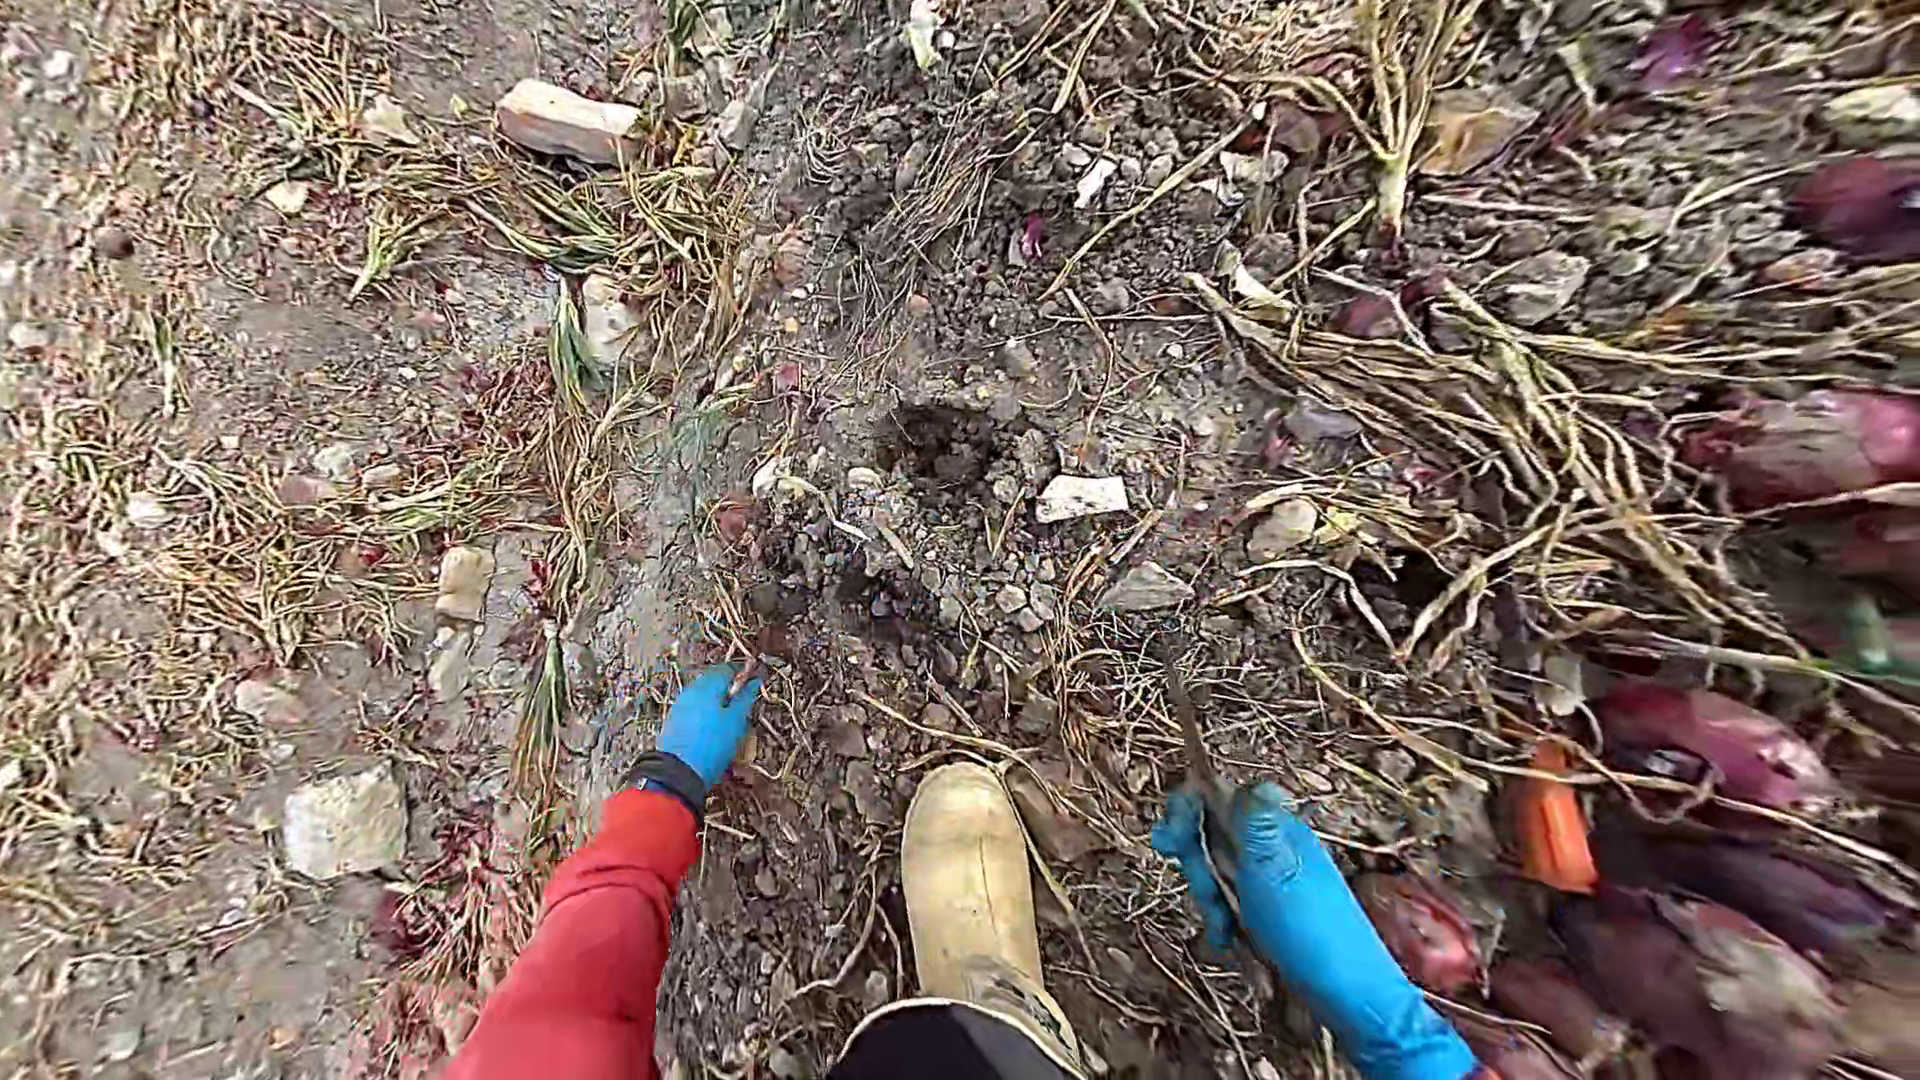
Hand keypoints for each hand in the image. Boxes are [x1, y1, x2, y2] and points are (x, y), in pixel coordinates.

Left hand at [656, 665, 760, 787]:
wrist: (678, 773)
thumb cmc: (711, 745)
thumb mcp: (736, 719)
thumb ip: (746, 696)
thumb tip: (754, 682)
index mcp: (707, 685)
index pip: (729, 668)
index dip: (745, 675)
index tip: (755, 685)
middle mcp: (691, 691)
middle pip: (716, 682)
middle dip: (731, 692)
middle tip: (744, 707)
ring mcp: (680, 706)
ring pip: (706, 698)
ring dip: (720, 705)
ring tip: (731, 723)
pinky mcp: (675, 722)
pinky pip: (696, 711)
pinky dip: (708, 716)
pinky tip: (715, 733)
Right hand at [1153, 783, 1475, 1079]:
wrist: (1354, 1004)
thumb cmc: (1312, 933)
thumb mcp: (1273, 870)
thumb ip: (1250, 823)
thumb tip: (1252, 780)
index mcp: (1272, 827)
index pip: (1216, 794)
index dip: (1187, 809)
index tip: (1172, 836)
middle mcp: (1268, 845)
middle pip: (1208, 833)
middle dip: (1197, 863)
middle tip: (1205, 890)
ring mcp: (1267, 877)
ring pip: (1214, 870)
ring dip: (1209, 897)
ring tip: (1223, 926)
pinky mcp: (1266, 907)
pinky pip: (1228, 900)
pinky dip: (1222, 919)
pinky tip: (1229, 939)